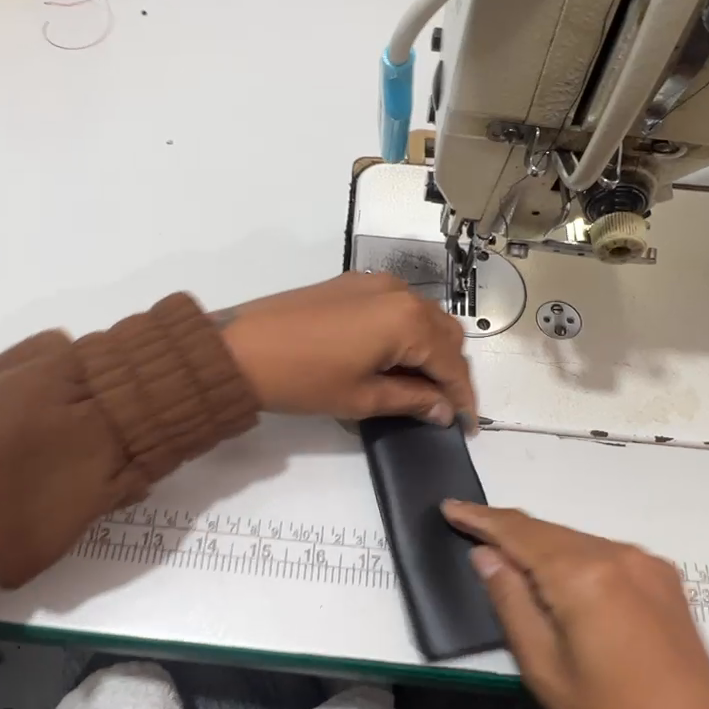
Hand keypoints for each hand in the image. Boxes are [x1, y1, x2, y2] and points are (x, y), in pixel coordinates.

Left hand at [217, 273, 476, 424]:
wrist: (239, 350)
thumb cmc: (303, 379)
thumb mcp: (362, 398)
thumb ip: (412, 400)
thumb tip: (445, 410)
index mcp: (408, 321)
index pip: (452, 363)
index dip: (464, 396)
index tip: (468, 425)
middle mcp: (399, 293)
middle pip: (446, 333)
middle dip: (451, 370)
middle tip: (444, 407)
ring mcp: (375, 283)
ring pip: (424, 316)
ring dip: (431, 348)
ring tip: (420, 386)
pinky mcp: (352, 283)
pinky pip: (397, 306)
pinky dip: (407, 331)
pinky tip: (393, 358)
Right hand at [442, 501, 708, 708]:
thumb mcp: (542, 668)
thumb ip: (510, 601)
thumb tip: (486, 555)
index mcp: (583, 576)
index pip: (519, 532)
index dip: (481, 518)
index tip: (449, 506)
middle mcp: (617, 554)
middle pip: (548, 530)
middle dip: (508, 530)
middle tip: (469, 528)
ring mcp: (646, 563)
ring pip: (576, 539)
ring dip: (540, 544)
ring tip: (507, 555)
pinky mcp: (664, 577)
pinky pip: (602, 553)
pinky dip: (572, 556)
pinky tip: (556, 574)